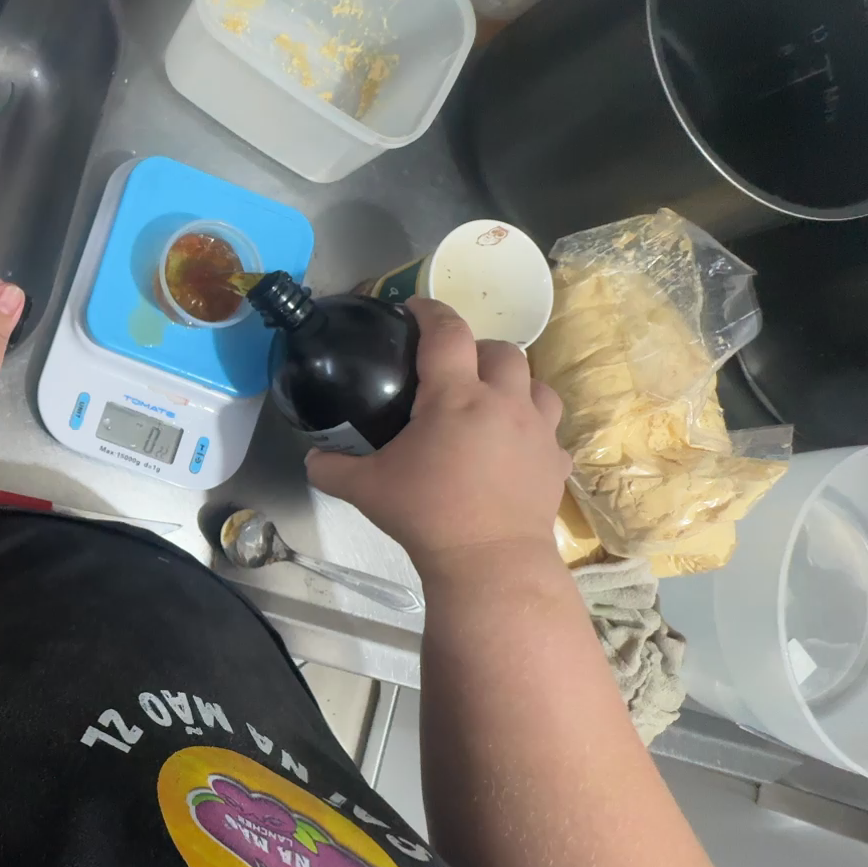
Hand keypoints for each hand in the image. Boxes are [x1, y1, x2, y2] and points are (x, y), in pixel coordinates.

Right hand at [304, 297, 570, 576]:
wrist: (487, 558)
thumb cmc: (424, 513)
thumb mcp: (362, 489)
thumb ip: (329, 468)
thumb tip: (311, 458)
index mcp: (454, 398)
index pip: (446, 334)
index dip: (430, 311)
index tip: (415, 308)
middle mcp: (503, 402)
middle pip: (501, 350)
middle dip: (475, 348)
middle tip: (450, 367)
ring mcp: (538, 430)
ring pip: (536, 382)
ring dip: (511, 381)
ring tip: (488, 400)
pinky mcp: (555, 460)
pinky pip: (548, 427)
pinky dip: (529, 424)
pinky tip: (510, 444)